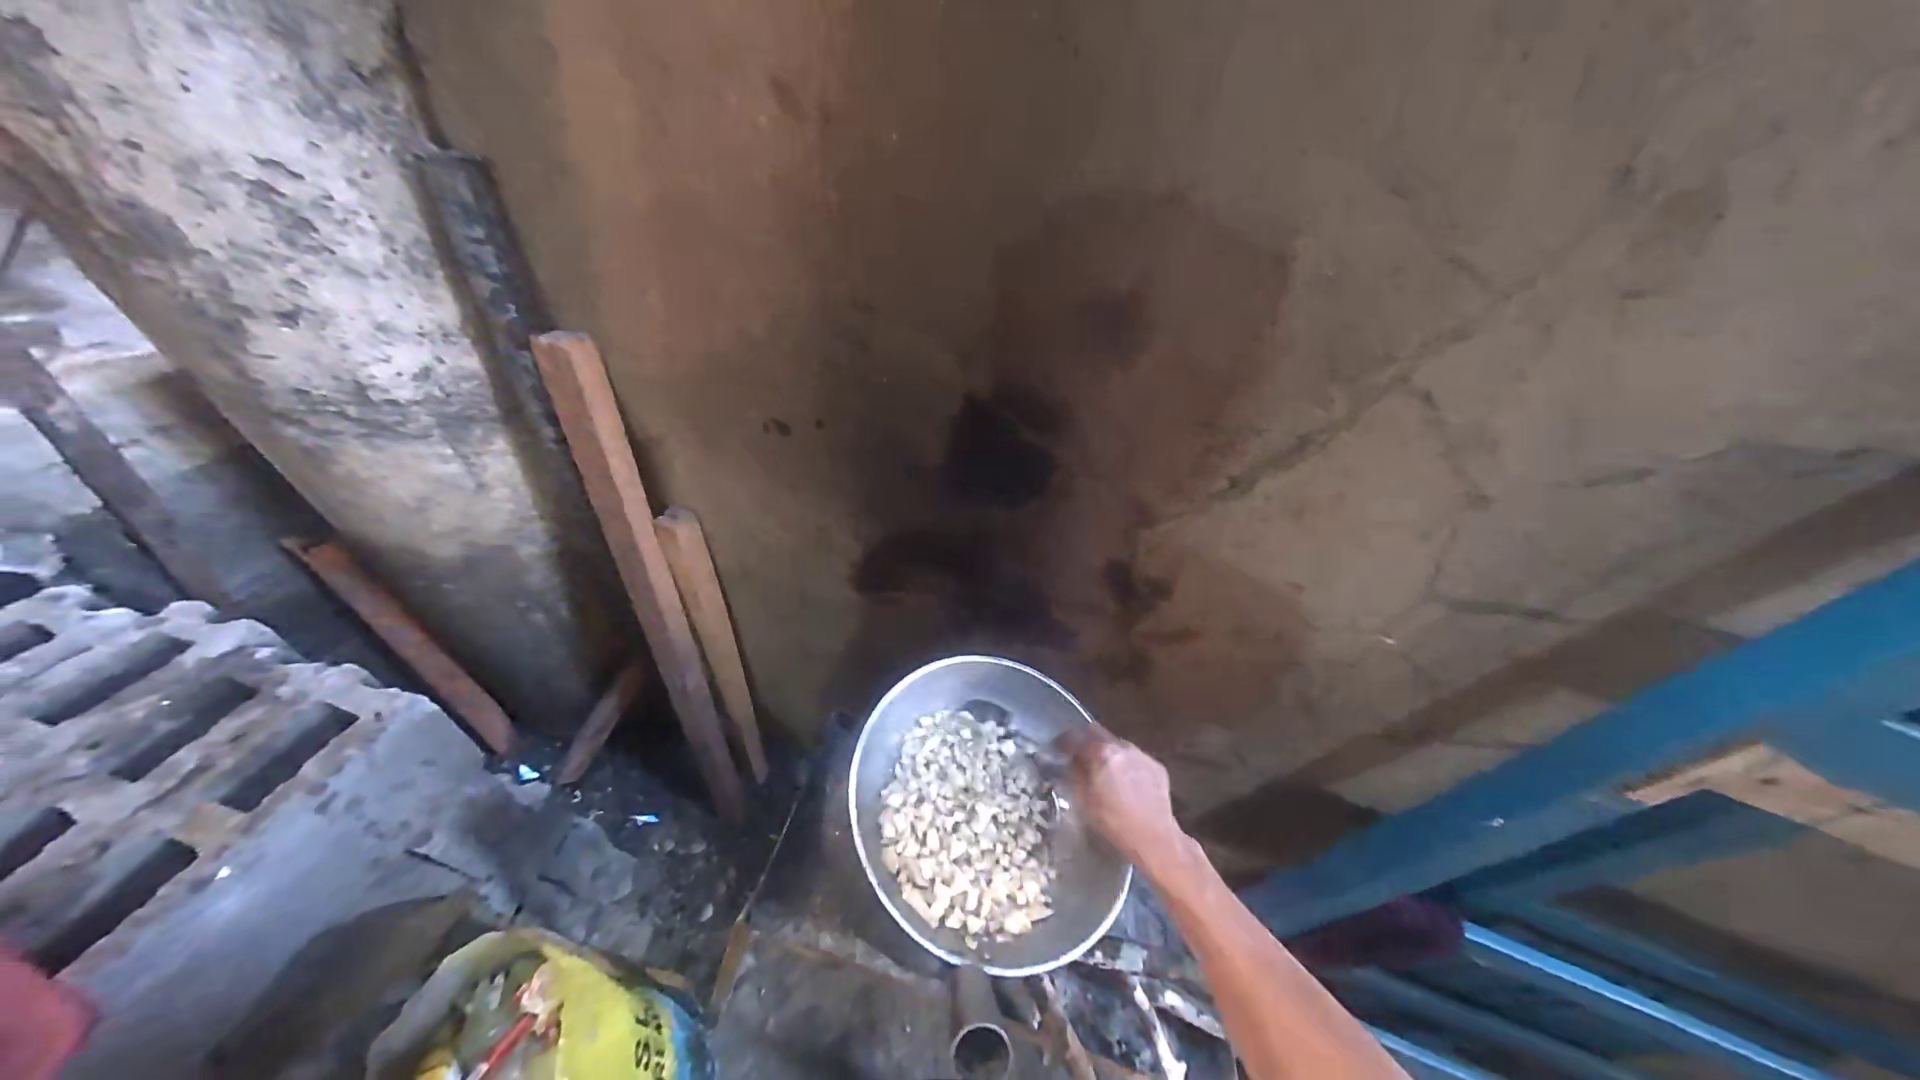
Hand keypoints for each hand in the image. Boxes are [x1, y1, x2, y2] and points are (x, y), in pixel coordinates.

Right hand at [1057, 726, 1187, 871]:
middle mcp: (1122, 747)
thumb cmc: (1113, 823)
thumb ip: (1073, 773)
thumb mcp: (1083, 801)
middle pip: (1098, 733)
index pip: (1076, 736)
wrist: (1155, 840)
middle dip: (1085, 741)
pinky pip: (1134, 757)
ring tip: (1103, 772)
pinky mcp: (1156, 767)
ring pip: (1117, 744)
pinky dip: (1124, 764)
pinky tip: (1124, 783)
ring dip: (1106, 752)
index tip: (1057, 749)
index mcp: (1101, 753)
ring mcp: (1142, 755)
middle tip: (1078, 757)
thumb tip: (1067, 760)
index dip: (1063, 741)